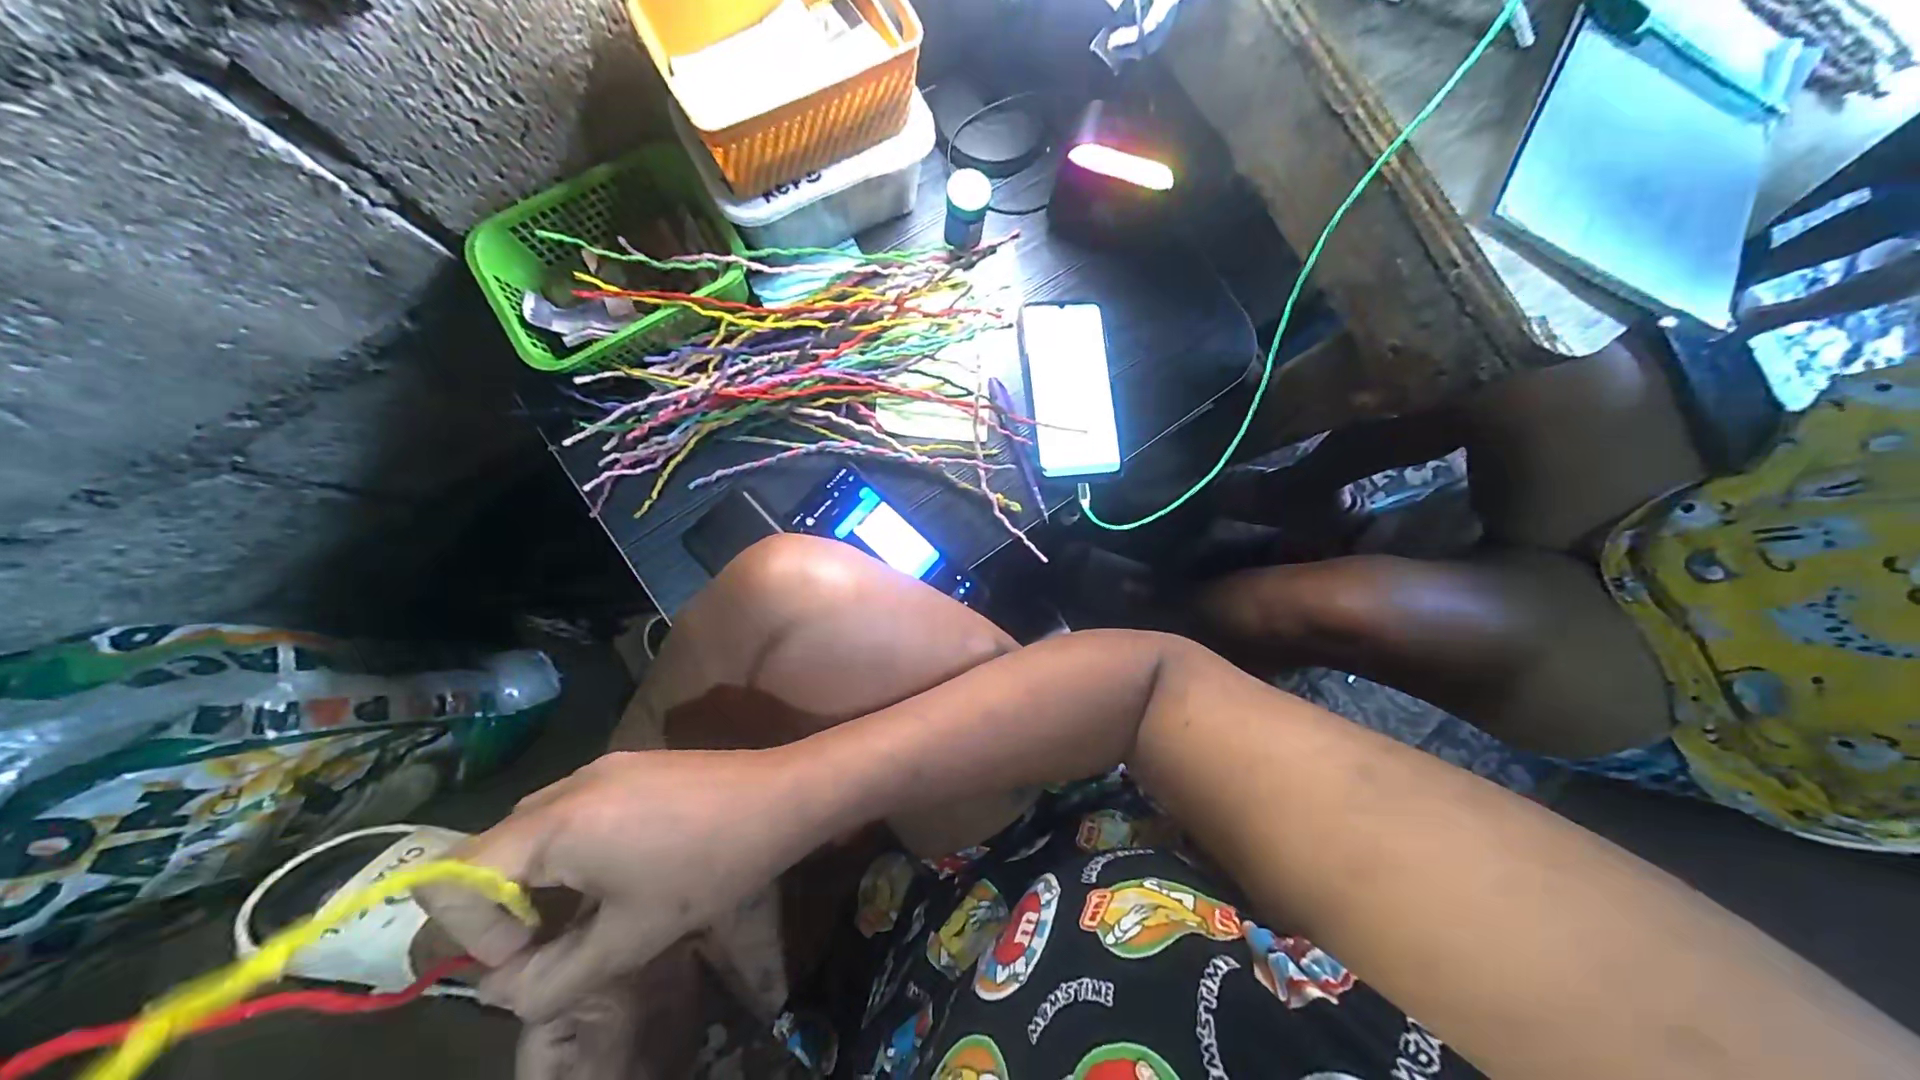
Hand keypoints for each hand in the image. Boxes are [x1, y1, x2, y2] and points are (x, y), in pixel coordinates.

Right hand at [421, 747, 835, 1021]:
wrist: (783, 795)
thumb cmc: (710, 865)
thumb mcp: (630, 937)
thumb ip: (550, 978)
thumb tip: (502, 989)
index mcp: (554, 821)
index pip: (449, 877)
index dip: (472, 933)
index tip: (535, 951)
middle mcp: (567, 783)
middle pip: (490, 852)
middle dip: (504, 912)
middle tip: (558, 943)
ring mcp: (602, 768)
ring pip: (532, 833)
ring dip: (540, 883)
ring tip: (591, 913)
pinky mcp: (631, 766)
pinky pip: (572, 811)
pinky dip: (572, 852)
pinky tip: (620, 873)